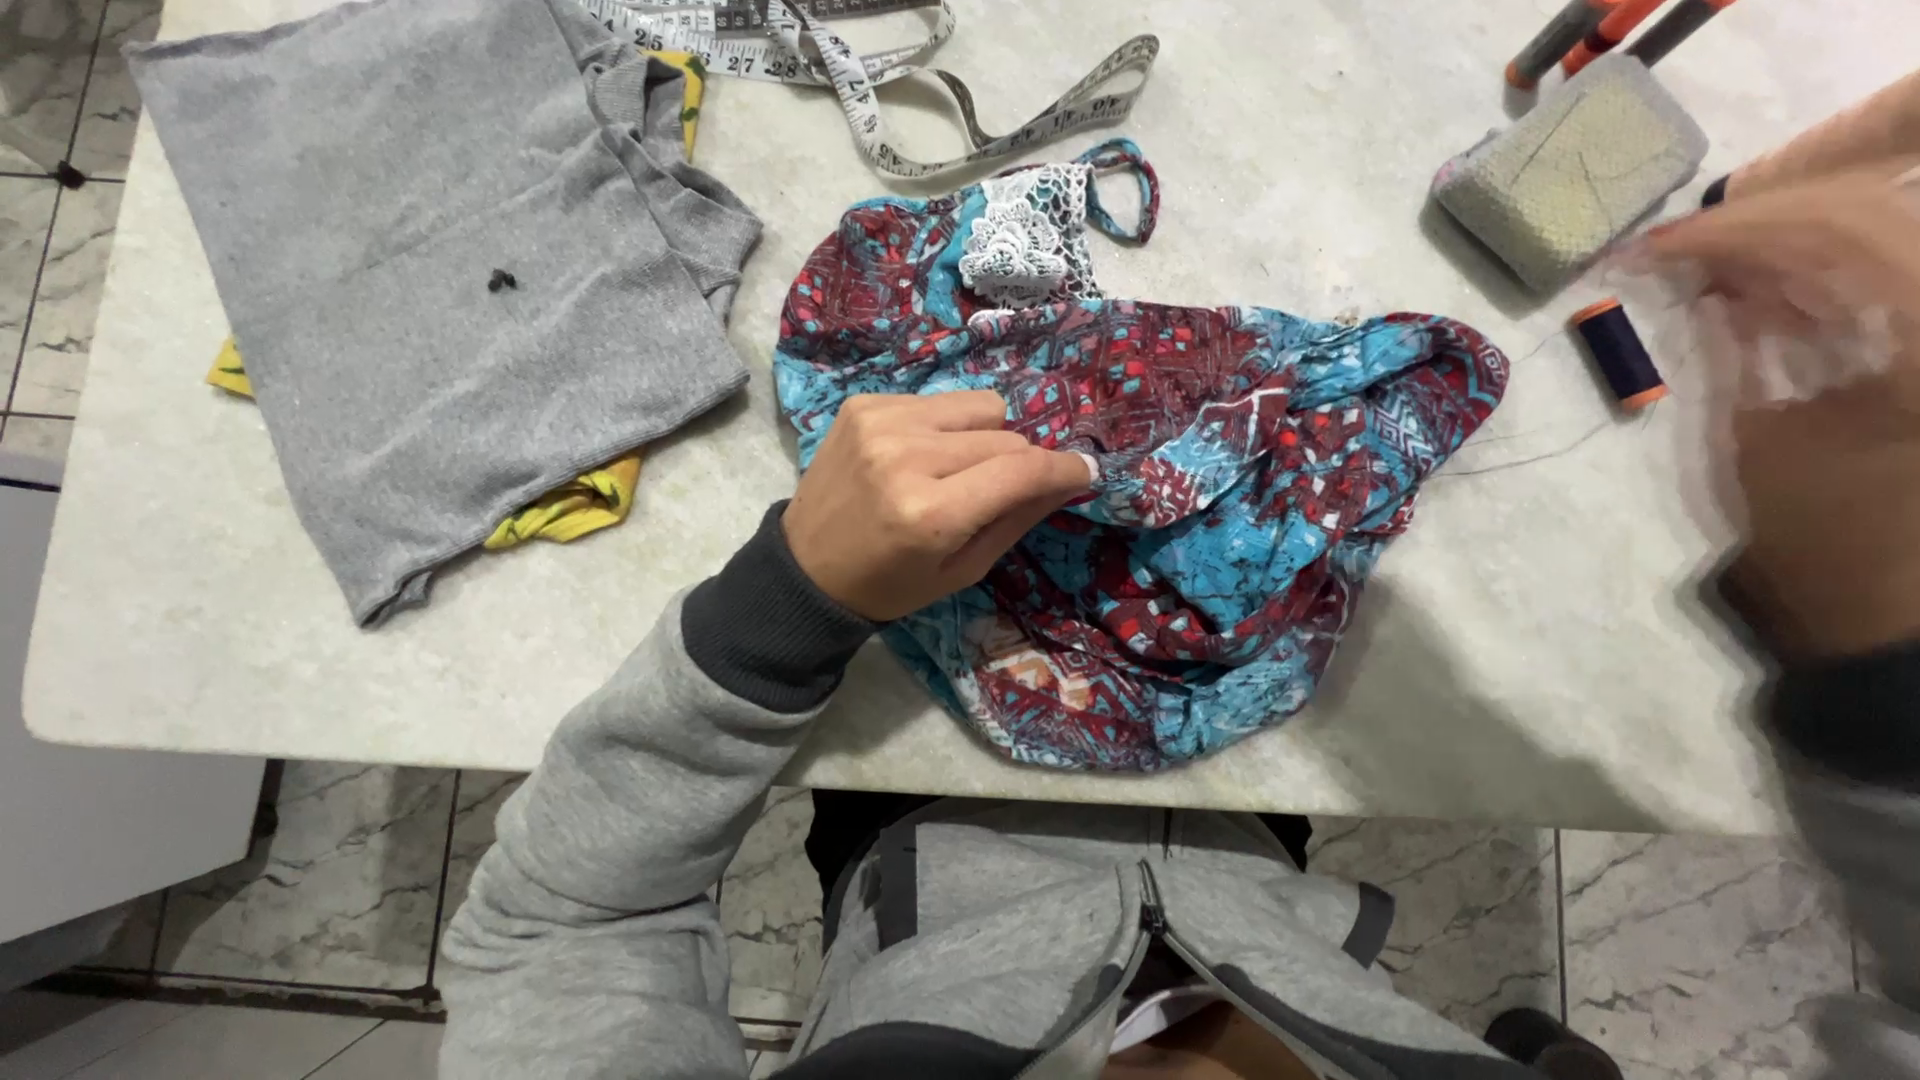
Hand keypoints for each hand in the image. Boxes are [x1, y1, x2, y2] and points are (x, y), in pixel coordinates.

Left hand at [782, 391, 1093, 621]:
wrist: (805, 569)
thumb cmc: (890, 585)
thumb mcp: (962, 570)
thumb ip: (1016, 518)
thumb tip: (1069, 477)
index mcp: (931, 512)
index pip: (1022, 470)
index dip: (1063, 469)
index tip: (1084, 471)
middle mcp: (907, 456)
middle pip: (1005, 436)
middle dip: (1020, 463)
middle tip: (1001, 490)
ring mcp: (881, 422)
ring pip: (979, 406)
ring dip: (985, 437)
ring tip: (957, 469)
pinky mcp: (863, 404)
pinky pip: (938, 402)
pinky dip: (944, 428)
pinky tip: (919, 457)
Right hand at [1644, 169, 1919, 656]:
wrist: (1889, 604)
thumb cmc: (1816, 539)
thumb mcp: (1759, 442)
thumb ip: (1739, 350)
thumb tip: (1711, 283)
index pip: (1844, 228)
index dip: (1742, 224)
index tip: (1656, 246)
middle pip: (1873, 213)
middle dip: (1765, 217)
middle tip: (1678, 243)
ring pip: (1884, 235)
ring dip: (1787, 241)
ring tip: (1706, 263)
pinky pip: (1886, 281)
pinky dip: (1818, 276)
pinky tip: (1756, 290)